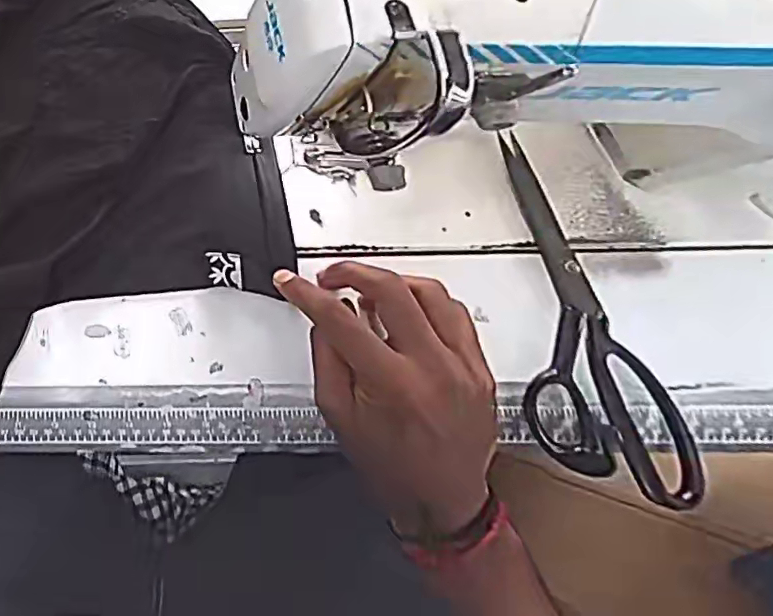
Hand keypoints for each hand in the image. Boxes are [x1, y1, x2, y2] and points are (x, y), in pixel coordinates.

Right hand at [275, 262, 496, 538]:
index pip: (339, 319)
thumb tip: (322, 316)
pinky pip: (456, 313)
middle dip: (349, 271)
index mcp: (393, 385)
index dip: (307, 293)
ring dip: (390, 280)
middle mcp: (434, 370)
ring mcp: (463, 367)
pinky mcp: (480, 368)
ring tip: (368, 289)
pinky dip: (425, 299)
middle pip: (390, 289)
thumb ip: (326, 356)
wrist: (444, 501)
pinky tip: (407, 306)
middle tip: (331, 276)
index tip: (291, 283)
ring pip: (428, 291)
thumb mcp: (338, 413)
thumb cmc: (392, 466)